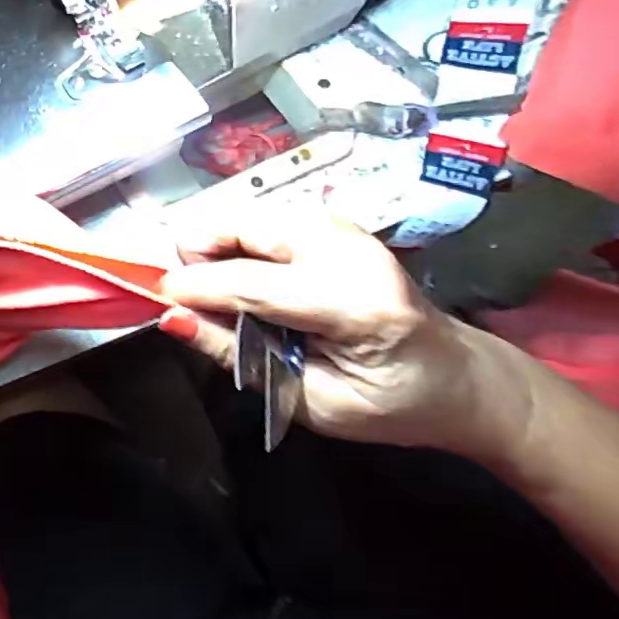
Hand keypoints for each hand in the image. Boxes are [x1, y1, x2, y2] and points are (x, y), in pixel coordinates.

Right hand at [157, 213, 530, 458]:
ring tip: (224, 291)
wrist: (460, 375)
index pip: (252, 283)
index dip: (195, 286)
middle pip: (241, 226)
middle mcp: (347, 248)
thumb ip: (237, 356)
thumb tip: (172, 319)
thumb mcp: (313, 402)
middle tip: (196, 296)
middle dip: (201, 253)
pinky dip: (237, 244)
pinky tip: (250, 277)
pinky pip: (257, 219)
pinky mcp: (330, 219)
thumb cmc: (391, 402)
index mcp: (356, 304)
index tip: (159, 297)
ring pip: (242, 215)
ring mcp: (340, 226)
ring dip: (217, 247)